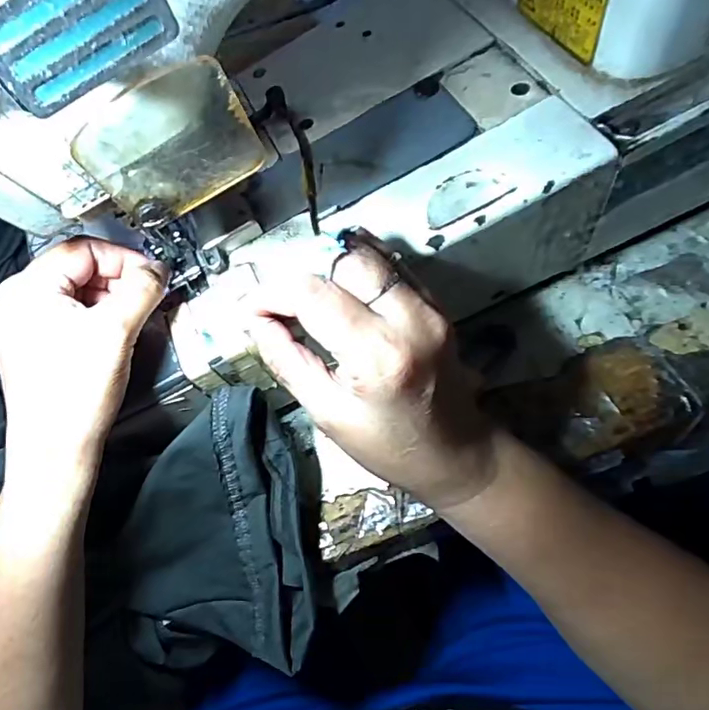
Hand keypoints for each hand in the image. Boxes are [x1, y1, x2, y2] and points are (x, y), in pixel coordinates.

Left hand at [0, 237, 166, 464]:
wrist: (56, 450)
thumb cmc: (74, 395)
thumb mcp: (118, 329)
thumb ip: (142, 288)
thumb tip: (157, 268)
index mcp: (25, 288)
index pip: (83, 249)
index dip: (124, 258)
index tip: (152, 275)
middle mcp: (14, 301)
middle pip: (78, 268)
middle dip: (118, 280)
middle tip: (147, 299)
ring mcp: (19, 324)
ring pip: (75, 291)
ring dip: (109, 299)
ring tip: (132, 321)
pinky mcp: (30, 344)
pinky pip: (68, 314)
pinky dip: (96, 317)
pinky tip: (114, 335)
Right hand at [242, 236, 499, 510]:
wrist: (456, 453)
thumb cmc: (388, 446)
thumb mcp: (327, 413)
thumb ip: (288, 360)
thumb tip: (257, 321)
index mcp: (377, 355)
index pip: (313, 294)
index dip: (272, 293)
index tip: (252, 306)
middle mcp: (408, 320)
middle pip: (343, 261)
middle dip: (303, 273)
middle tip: (283, 299)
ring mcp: (429, 308)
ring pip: (370, 256)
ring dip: (330, 266)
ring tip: (309, 292)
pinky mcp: (436, 305)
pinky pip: (392, 267)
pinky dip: (359, 268)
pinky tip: (341, 286)